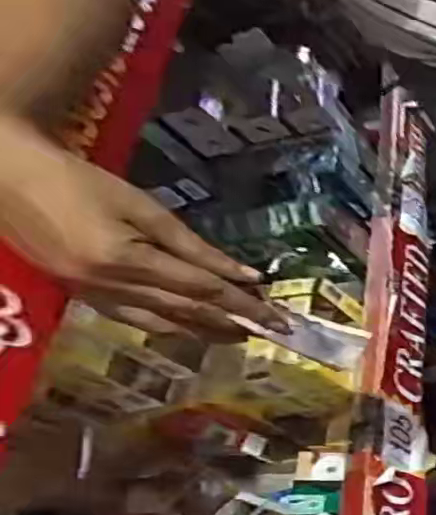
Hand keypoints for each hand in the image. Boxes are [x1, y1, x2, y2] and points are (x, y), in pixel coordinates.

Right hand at [0, 115, 287, 339]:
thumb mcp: (145, 210)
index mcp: (125, 260)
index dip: (248, 308)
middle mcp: (107, 283)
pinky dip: (167, 326)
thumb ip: (199, 249)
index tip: (282, 322)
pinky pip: (130, 318)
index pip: (206, 292)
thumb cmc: (74, 179)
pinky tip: (191, 328)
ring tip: (239, 334)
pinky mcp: (73, 290)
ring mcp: (86, 290)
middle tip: (269, 332)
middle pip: (188, 311)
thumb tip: (250, 277)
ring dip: (204, 331)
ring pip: (161, 323)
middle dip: (233, 323)